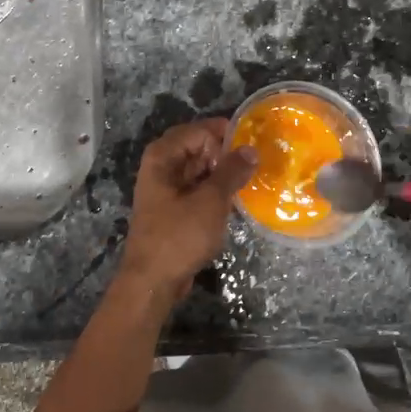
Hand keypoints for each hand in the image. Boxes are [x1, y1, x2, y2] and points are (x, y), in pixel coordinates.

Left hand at [118, 118, 256, 296]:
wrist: (152, 282)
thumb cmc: (179, 236)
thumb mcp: (211, 201)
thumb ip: (231, 172)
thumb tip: (250, 149)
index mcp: (163, 155)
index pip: (200, 130)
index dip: (226, 134)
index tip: (255, 143)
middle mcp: (161, 165)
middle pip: (198, 147)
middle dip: (225, 152)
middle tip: (258, 160)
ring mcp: (165, 187)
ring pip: (199, 168)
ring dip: (222, 172)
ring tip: (253, 177)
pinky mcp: (172, 208)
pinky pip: (197, 187)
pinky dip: (214, 189)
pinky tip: (236, 198)